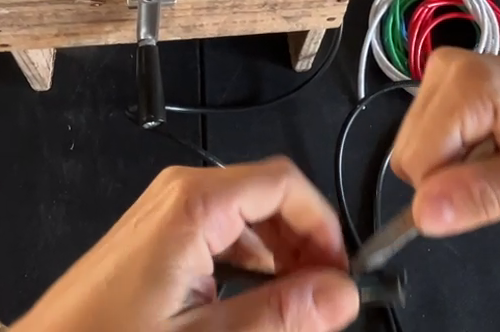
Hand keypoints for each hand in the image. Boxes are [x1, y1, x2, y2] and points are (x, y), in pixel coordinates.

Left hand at [11, 156, 358, 331]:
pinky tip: (252, 308)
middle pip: (266, 196)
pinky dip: (247, 264)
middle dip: (302, 245)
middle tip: (322, 305)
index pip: (284, 182)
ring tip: (292, 313)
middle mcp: (180, 191)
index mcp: (195, 202)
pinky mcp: (156, 233)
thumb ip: (280, 316)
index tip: (343, 276)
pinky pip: (218, 233)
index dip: (323, 225)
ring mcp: (165, 209)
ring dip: (278, 259)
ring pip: (245, 216)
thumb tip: (341, 293)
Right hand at [390, 49, 499, 235]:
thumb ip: (483, 196)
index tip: (499, 189)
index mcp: (467, 85)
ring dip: (452, 163)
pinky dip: (453, 147)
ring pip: (414, 142)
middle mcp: (444, 65)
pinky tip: (491, 141)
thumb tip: (420, 216)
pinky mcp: (446, 72)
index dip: (451, 192)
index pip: (417, 162)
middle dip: (449, 177)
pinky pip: (425, 128)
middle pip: (410, 150)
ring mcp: (443, 65)